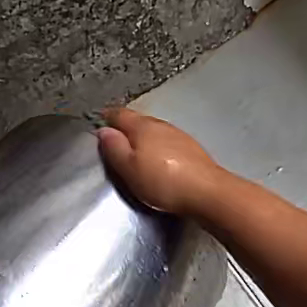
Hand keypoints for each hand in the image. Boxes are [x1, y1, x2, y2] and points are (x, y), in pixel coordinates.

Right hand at [96, 108, 229, 215]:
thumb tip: (103, 131)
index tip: (99, 122)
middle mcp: (162, 125)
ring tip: (135, 152)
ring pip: (154, 131)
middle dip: (125, 128)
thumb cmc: (163, 181)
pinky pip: (167, 143)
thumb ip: (114, 148)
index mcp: (142, 126)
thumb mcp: (128, 168)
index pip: (120, 114)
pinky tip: (158, 161)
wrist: (207, 192)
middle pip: (138, 120)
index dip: (107, 117)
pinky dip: (158, 148)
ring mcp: (179, 136)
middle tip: (115, 139)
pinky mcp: (191, 149)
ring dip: (143, 138)